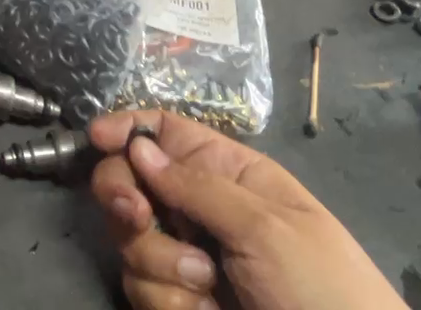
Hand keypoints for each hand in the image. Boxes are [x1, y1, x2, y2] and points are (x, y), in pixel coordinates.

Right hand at [87, 111, 405, 309]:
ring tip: (205, 283)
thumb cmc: (324, 290)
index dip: (128, 128)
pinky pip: (140, 284)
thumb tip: (137, 146)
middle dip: (124, 195)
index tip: (97, 138)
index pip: (164, 132)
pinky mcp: (176, 300)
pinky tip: (203, 308)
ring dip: (158, 260)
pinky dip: (166, 299)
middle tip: (137, 215)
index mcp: (228, 174)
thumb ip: (196, 185)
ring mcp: (185, 256)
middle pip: (130, 178)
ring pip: (129, 236)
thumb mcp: (267, 227)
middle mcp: (198, 208)